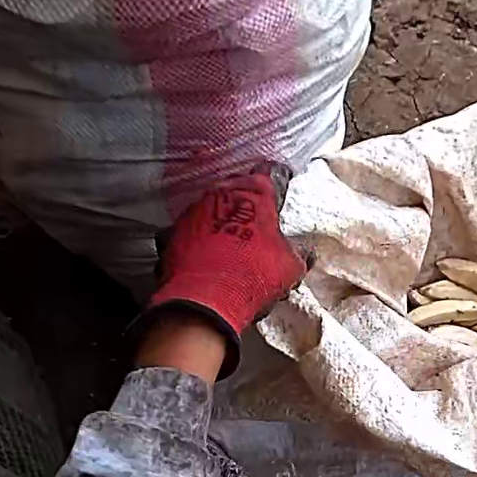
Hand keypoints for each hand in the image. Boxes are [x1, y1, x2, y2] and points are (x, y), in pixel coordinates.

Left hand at [138, 162, 307, 379]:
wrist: (205, 301)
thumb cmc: (252, 277)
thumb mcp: (290, 267)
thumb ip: (297, 252)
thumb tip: (304, 252)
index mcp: (255, 193)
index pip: (272, 174)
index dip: (280, 182)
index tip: (281, 191)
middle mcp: (221, 193)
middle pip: (236, 190)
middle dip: (244, 205)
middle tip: (254, 225)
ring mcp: (192, 212)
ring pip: (208, 210)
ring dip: (217, 223)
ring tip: (226, 247)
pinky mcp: (171, 234)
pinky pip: (186, 234)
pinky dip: (194, 244)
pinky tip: (201, 261)